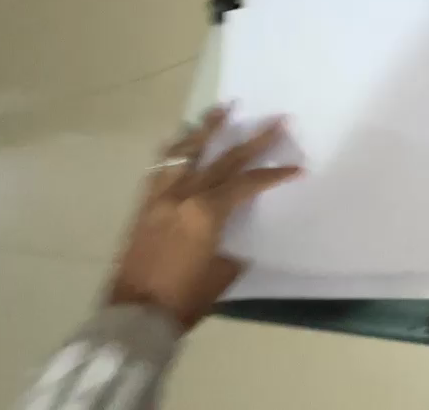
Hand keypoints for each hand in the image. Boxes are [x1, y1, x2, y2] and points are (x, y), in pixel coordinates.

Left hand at [106, 106, 301, 331]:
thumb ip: (235, 241)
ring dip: (207, 130)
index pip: (249, 183)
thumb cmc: (185, 299)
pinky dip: (174, 151)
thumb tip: (242, 227)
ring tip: (223, 108)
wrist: (131, 321)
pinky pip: (161, 169)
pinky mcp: (144, 207)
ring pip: (187, 154)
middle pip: (225, 160)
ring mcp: (161, 199)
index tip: (297, 168)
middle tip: (276, 120)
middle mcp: (184, 196)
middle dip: (254, 140)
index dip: (275, 174)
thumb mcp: (224, 270)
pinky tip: (182, 139)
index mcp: (206, 212)